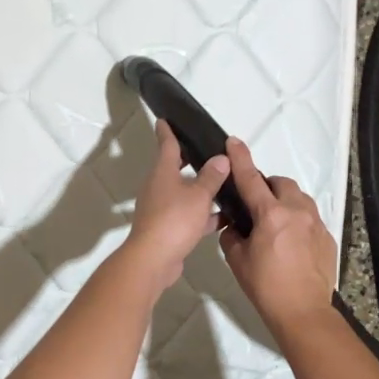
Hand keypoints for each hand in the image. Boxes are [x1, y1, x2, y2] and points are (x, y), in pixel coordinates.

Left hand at [123, 121, 229, 285]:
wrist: (154, 259)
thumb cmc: (174, 219)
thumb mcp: (198, 195)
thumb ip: (211, 177)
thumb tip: (221, 159)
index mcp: (162, 173)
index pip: (166, 145)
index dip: (167, 131)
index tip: (165, 119)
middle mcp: (159, 187)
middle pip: (175, 168)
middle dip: (190, 159)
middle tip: (208, 151)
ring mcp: (162, 208)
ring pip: (184, 193)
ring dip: (200, 188)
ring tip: (224, 182)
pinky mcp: (168, 228)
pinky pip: (189, 215)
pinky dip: (204, 214)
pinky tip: (224, 216)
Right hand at [217, 138, 338, 325]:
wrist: (303, 311)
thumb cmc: (265, 286)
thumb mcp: (237, 260)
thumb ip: (232, 235)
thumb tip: (234, 227)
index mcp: (271, 215)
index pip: (251, 179)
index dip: (240, 159)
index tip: (234, 141)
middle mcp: (296, 212)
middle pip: (281, 183)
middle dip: (267, 186)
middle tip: (254, 203)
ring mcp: (316, 224)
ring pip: (298, 198)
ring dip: (284, 201)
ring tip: (273, 222)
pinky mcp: (327, 237)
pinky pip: (309, 218)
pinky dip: (296, 221)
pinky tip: (289, 243)